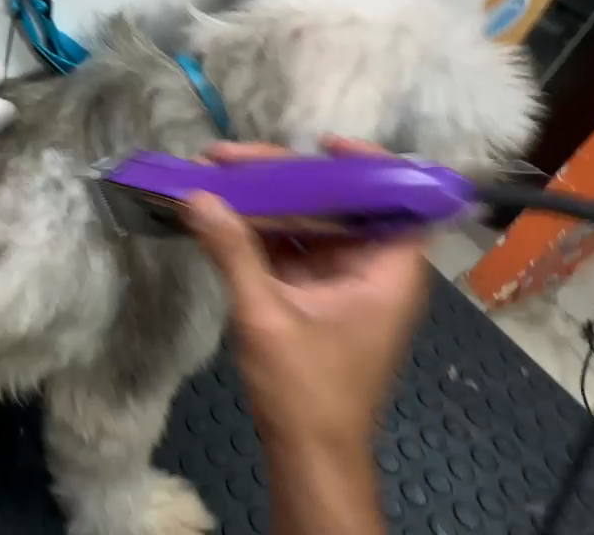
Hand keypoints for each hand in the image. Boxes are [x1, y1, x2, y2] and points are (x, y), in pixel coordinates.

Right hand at [185, 137, 429, 456]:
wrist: (307, 451)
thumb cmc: (304, 388)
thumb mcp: (265, 315)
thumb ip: (232, 251)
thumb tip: (195, 196)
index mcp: (384, 274)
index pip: (398, 204)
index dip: (370, 167)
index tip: (322, 142)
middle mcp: (367, 270)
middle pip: (336, 203)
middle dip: (283, 176)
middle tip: (226, 157)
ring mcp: (338, 281)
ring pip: (307, 221)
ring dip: (263, 197)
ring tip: (213, 173)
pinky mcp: (311, 292)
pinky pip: (287, 244)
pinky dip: (256, 225)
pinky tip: (219, 209)